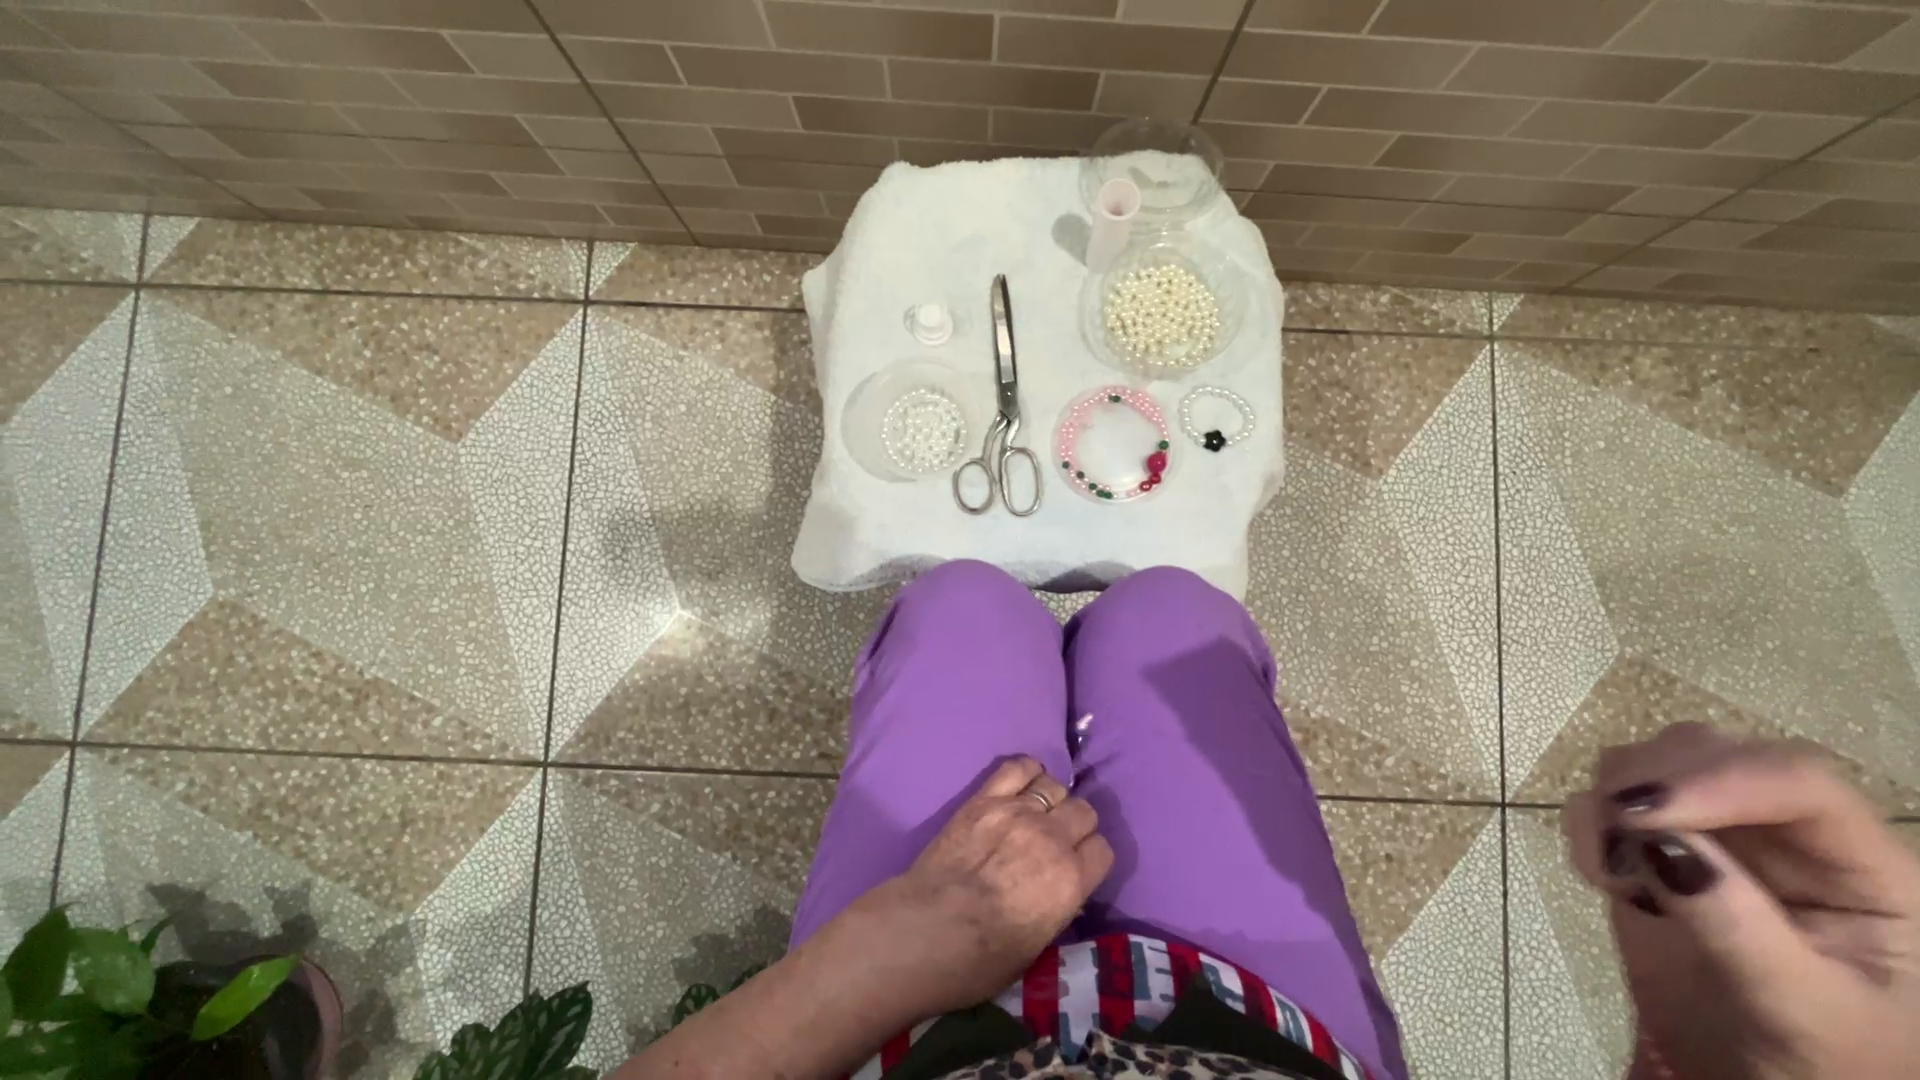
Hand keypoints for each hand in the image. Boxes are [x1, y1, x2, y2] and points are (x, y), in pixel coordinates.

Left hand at [851, 756, 1113, 1016]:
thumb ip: (1057, 906)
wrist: (923, 930)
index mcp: (1072, 881)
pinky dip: (1026, 773)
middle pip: (1084, 811)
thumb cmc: (980, 958)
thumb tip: (1060, 891)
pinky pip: (1018, 767)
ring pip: (1054, 786)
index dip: (1090, 859)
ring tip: (1036, 814)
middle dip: (1076, 826)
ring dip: (1051, 800)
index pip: (1103, 850)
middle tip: (1056, 840)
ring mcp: (1017, 812)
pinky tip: (1020, 787)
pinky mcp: (984, 798)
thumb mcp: (1037, 946)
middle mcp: (1052, 838)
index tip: (1077, 867)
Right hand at [1562, 723, 1919, 1079]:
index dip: (1719, 779)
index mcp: (1864, 869)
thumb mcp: (1797, 1009)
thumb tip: (1655, 843)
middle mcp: (1790, 832)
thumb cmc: (1817, 1060)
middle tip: (1616, 837)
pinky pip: (1605, 798)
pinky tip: (1604, 877)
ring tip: (1612, 873)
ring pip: (1653, 760)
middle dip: (1654, 781)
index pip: (1798, 782)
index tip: (1641, 814)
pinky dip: (1587, 823)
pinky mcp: (1655, 842)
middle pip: (1714, 752)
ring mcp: (1719, 832)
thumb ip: (1734, 924)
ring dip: (1613, 800)